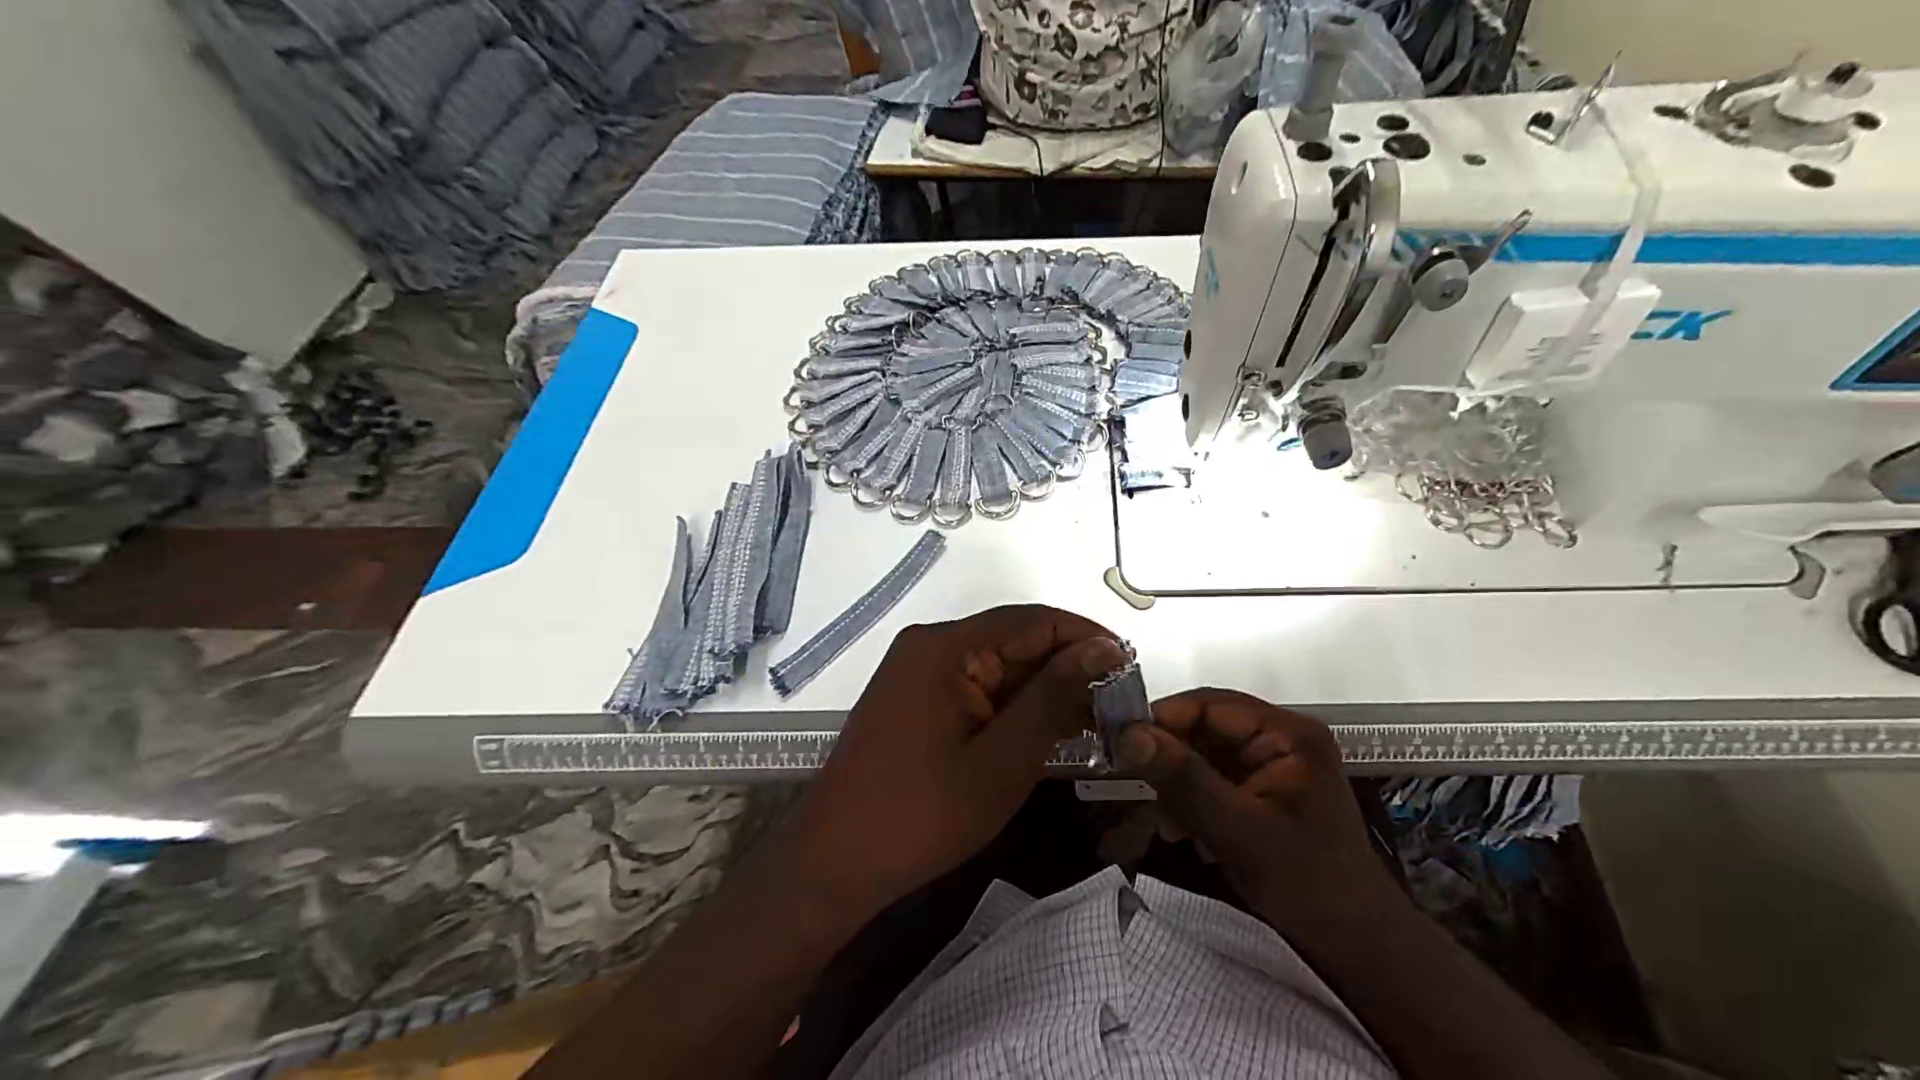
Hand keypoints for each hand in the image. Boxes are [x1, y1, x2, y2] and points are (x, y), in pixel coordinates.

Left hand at [782, 604, 1127, 914]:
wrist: (837, 861)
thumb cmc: (922, 814)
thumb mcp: (1003, 758)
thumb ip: (1053, 698)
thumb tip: (1102, 649)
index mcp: (946, 647)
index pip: (1032, 621)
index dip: (1085, 638)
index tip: (1131, 667)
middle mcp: (931, 647)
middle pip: (1016, 642)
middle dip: (1069, 670)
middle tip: (1121, 705)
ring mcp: (921, 674)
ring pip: (1000, 668)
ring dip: (1045, 693)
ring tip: (1099, 722)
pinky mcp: (919, 701)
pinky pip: (979, 690)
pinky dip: (1015, 709)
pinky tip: (1052, 731)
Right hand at [1115, 688, 1399, 931]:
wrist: (1355, 946)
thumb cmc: (1309, 885)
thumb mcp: (1238, 831)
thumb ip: (1184, 780)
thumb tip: (1129, 735)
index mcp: (1288, 735)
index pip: (1210, 705)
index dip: (1163, 718)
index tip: (1122, 741)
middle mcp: (1280, 740)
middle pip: (1204, 729)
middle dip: (1170, 761)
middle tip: (1141, 789)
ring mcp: (1271, 765)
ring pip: (1202, 755)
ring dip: (1177, 786)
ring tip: (1168, 823)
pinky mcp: (1261, 790)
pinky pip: (1212, 779)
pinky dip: (1191, 801)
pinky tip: (1185, 831)